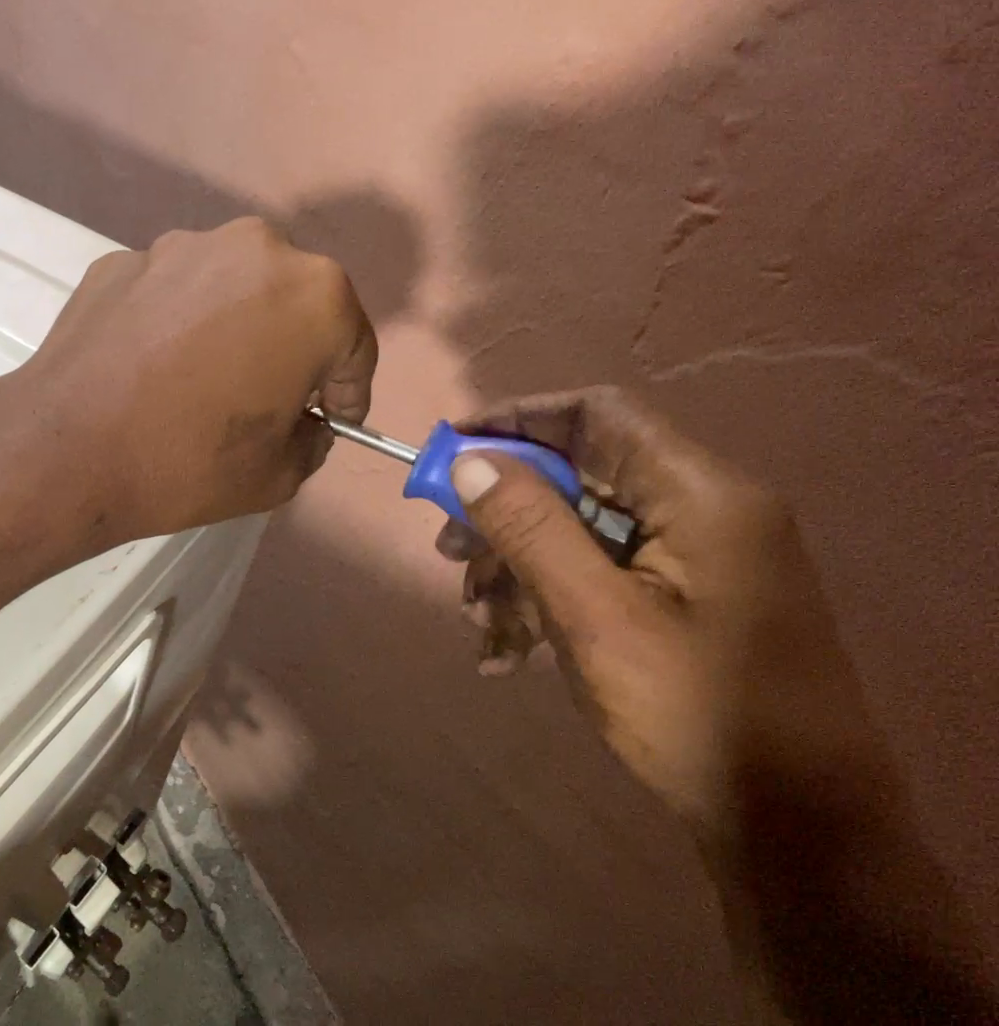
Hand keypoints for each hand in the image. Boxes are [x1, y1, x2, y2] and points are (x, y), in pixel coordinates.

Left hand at [9, 216, 375, 542]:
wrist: (64, 451)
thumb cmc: (185, 463)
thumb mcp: (278, 476)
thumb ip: (313, 439)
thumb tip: (306, 422)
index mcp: (314, 294)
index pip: (352, 346)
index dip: (344, 391)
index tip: (327, 420)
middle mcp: (253, 248)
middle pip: (289, 303)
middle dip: (287, 348)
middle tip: (260, 399)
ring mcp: (177, 248)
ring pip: (224, 289)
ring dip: (225, 327)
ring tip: (194, 383)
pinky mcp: (119, 262)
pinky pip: (164, 294)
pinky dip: (167, 323)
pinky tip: (144, 367)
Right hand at [434, 386, 885, 834]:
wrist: (791, 824)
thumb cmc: (695, 709)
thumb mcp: (595, 615)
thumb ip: (530, 528)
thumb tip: (468, 459)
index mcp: (700, 495)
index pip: (596, 415)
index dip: (515, 420)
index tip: (446, 452)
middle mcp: (702, 511)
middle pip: (579, 474)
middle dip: (503, 511)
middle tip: (450, 556)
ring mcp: (693, 558)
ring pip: (577, 528)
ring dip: (516, 565)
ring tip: (479, 620)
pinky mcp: (681, 598)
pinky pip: (596, 572)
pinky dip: (544, 599)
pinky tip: (508, 652)